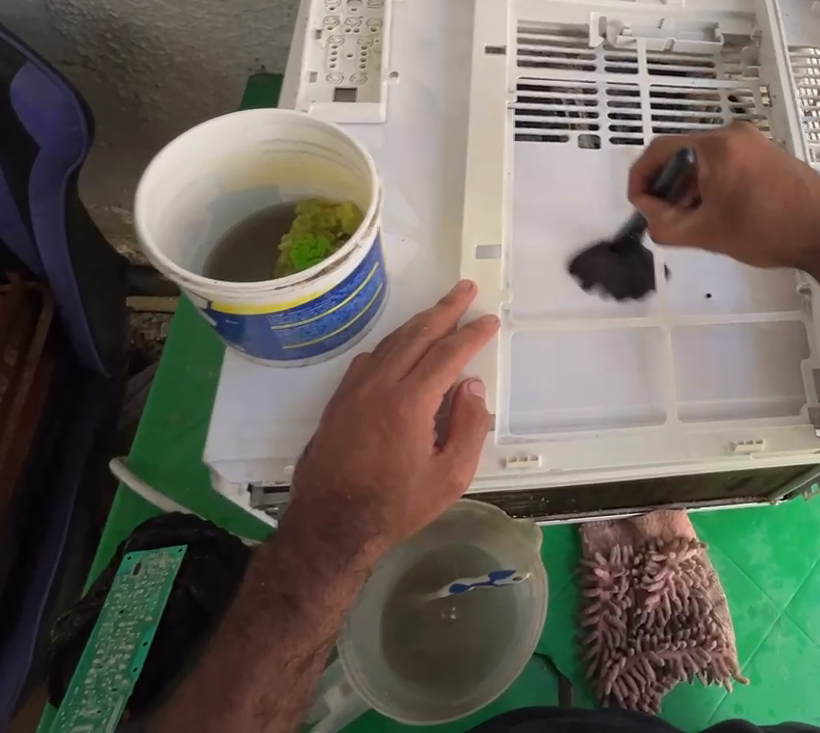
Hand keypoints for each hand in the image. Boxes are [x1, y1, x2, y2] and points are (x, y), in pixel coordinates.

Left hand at [281, 280, 498, 561]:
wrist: (329, 529)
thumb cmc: (395, 507)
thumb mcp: (450, 477)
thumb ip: (469, 427)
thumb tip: (471, 387)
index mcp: (409, 403)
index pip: (448, 354)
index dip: (472, 334)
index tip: (489, 320)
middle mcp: (379, 386)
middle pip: (417, 334)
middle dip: (445, 309)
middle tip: (466, 289)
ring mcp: (354, 391)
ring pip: (391, 342)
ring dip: (418, 322)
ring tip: (440, 310)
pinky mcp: (338, 402)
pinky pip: (369, 359)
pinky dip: (392, 343)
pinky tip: (401, 346)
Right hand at [626, 122, 819, 272]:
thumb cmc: (767, 229)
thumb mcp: (706, 233)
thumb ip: (665, 224)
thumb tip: (649, 213)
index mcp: (716, 145)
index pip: (660, 150)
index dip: (641, 178)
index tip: (638, 205)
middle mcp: (734, 135)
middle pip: (683, 155)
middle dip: (667, 187)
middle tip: (664, 218)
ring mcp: (755, 144)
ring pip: (706, 163)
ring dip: (691, 190)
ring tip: (692, 222)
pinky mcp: (769, 157)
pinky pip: (728, 166)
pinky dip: (714, 187)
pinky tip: (718, 215)